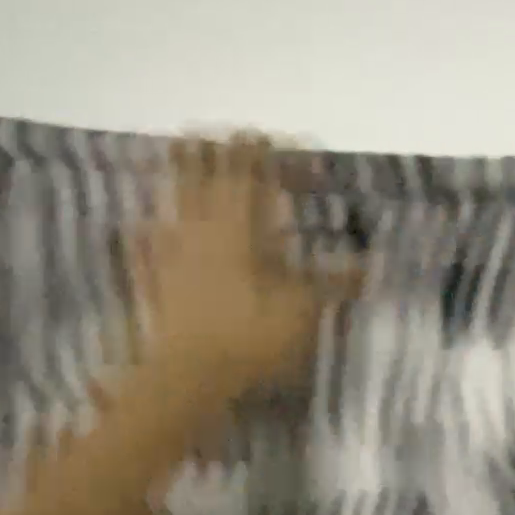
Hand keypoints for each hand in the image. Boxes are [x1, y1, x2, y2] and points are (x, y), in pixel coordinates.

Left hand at [127, 133, 362, 402]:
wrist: (188, 376)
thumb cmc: (251, 338)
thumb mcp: (303, 311)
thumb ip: (333, 282)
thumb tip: (368, 265)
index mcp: (241, 221)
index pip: (256, 167)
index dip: (273, 152)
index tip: (289, 148)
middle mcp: (202, 220)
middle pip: (205, 164)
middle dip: (223, 147)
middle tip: (235, 139)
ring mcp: (170, 243)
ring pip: (172, 188)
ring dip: (184, 167)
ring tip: (190, 153)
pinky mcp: (151, 271)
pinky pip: (146, 232)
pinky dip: (152, 217)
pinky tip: (150, 219)